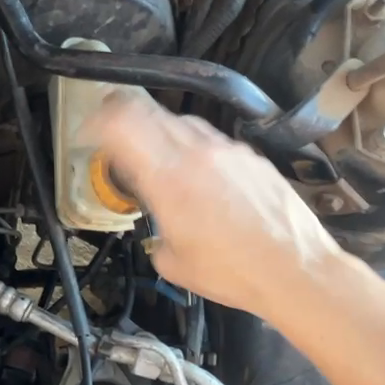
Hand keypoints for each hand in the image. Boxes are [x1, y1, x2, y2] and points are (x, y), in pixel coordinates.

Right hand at [79, 91, 349, 320]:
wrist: (294, 270)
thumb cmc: (235, 272)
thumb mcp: (171, 262)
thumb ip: (154, 231)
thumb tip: (157, 225)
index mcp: (168, 179)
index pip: (122, 122)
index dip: (97, 120)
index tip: (90, 131)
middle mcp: (198, 155)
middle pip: (148, 112)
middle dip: (124, 122)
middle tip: (115, 138)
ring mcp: (228, 152)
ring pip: (181, 123)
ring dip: (160, 136)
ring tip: (159, 163)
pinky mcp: (252, 158)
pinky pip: (212, 141)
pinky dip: (194, 151)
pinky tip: (198, 179)